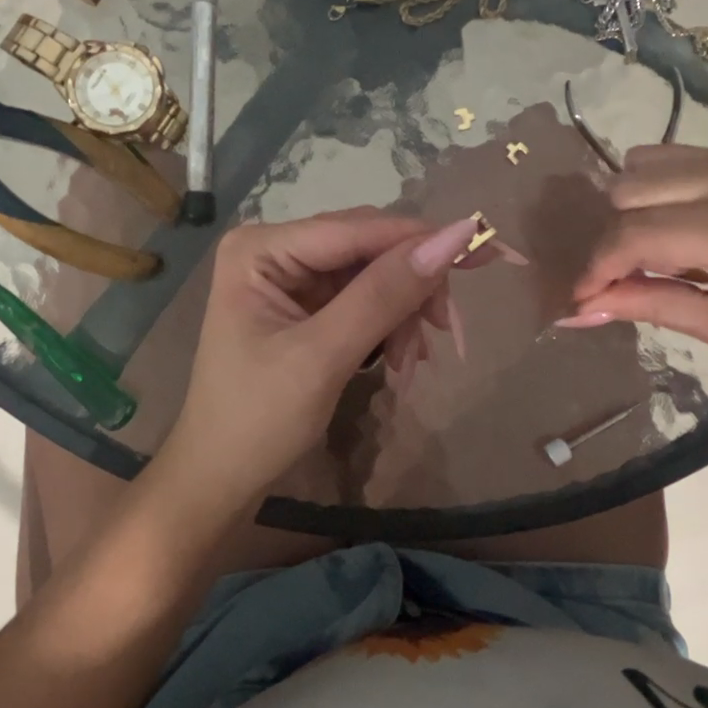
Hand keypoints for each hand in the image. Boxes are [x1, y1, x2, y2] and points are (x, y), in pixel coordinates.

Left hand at [162, 212, 481, 504]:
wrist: (220, 478)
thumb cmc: (258, 420)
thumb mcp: (323, 357)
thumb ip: (385, 295)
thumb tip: (454, 236)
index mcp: (261, 248)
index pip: (357, 229)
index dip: (421, 239)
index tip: (487, 251)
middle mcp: (274, 249)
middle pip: (368, 246)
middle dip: (412, 286)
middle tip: (447, 332)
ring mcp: (289, 277)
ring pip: (374, 274)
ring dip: (404, 313)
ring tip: (412, 364)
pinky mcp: (304, 305)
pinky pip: (364, 300)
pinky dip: (390, 327)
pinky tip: (401, 360)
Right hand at [562, 145, 707, 374]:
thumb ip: (655, 307)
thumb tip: (582, 310)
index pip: (637, 234)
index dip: (598, 267)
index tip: (579, 299)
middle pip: (631, 186)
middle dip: (610, 236)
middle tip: (618, 279)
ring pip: (646, 161)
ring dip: (631, 207)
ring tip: (651, 254)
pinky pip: (679, 157)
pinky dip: (659, 190)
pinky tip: (680, 229)